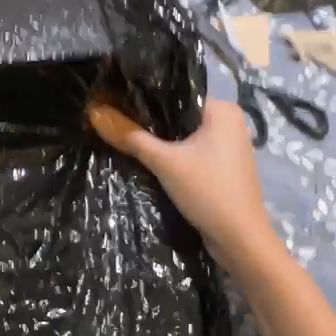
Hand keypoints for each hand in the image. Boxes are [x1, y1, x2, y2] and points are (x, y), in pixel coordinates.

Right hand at [88, 99, 280, 271]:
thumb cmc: (207, 191)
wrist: (240, 240)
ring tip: (129, 140)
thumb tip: (95, 113)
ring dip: (162, 141)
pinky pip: (194, 151)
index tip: (116, 104)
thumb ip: (131, 137)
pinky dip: (176, 155)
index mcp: (223, 110)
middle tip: (118, 124)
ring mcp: (230, 146)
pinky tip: (152, 160)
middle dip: (152, 123)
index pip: (177, 94)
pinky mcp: (226, 167)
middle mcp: (231, 122)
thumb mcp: (164, 162)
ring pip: (186, 135)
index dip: (145, 100)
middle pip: (180, 116)